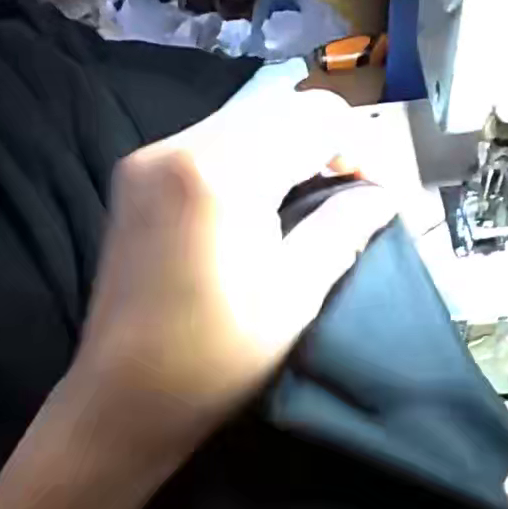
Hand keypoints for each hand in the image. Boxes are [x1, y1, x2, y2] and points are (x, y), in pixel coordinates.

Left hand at [65, 88, 395, 461]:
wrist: (124, 398)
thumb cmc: (216, 358)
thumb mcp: (295, 296)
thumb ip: (343, 229)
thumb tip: (383, 196)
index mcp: (220, 173)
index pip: (313, 120)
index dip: (361, 148)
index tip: (380, 193)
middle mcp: (176, 147)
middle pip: (276, 110)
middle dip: (327, 144)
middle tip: (355, 195)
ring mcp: (148, 160)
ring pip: (243, 122)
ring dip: (290, 149)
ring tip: (317, 199)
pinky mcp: (136, 180)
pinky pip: (210, 145)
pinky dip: (251, 159)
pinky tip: (268, 202)